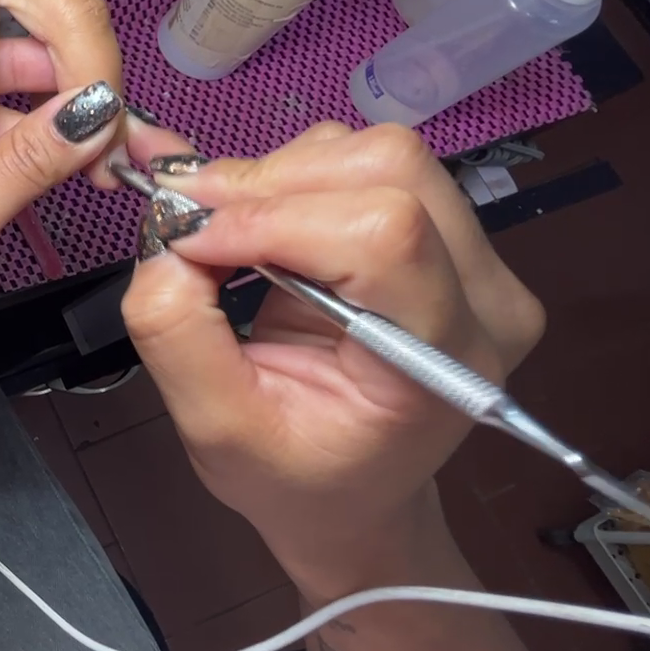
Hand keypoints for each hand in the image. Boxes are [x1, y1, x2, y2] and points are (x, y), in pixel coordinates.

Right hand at [120, 122, 545, 594]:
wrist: (349, 496)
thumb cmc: (287, 478)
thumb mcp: (210, 427)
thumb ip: (176, 331)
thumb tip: (166, 236)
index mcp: (440, 358)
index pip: (378, 232)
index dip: (265, 218)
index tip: (182, 239)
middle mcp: (483, 293)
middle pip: (383, 169)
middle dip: (262, 182)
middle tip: (186, 219)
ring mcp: (473, 258)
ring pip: (371, 154)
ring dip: (271, 175)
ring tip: (218, 228)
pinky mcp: (439, 238)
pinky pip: (359, 167)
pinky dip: (283, 175)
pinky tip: (250, 222)